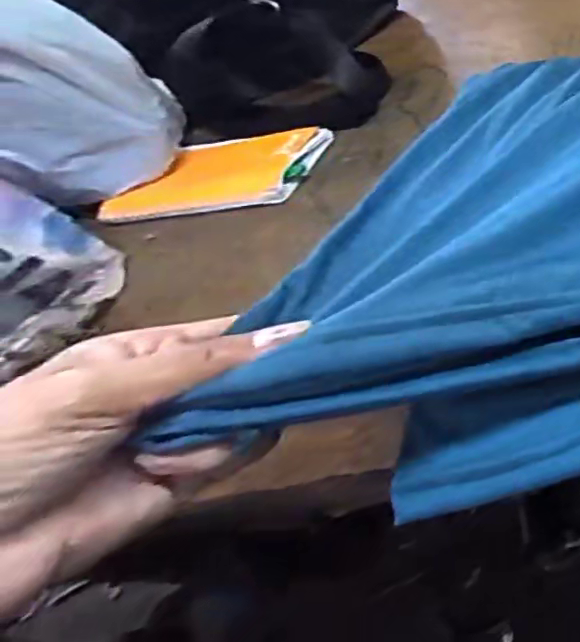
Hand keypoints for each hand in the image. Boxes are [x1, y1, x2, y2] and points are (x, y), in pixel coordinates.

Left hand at [0, 317, 305, 616]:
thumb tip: (302, 329)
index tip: (331, 323)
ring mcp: (185, 432)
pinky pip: (243, 449)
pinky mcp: (195, 472)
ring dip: (235, 420)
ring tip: (190, 438)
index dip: (278, 327)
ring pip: (257, 408)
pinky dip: (223, 454)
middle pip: (255, 369)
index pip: (233, 331)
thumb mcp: (99, 389)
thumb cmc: (15, 447)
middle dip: (270, 374)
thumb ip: (203, 361)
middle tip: (299, 373)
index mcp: (147, 355)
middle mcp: (175, 389)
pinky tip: (179, 466)